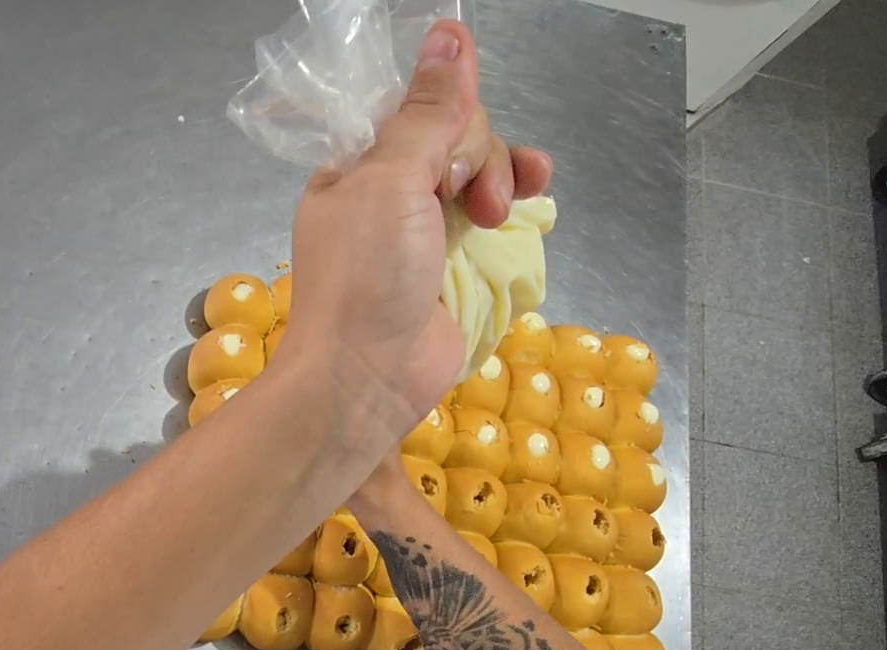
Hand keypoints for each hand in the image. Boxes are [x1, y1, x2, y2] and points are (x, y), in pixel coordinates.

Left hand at [285, 21, 552, 432]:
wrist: (364, 378)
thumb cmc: (363, 279)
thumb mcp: (388, 180)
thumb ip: (426, 113)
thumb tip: (448, 30)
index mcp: (352, 174)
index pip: (412, 113)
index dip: (447, 116)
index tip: (459, 138)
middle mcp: (383, 201)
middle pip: (452, 141)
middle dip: (478, 154)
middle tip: (472, 197)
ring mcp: (417, 238)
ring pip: (476, 178)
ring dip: (503, 175)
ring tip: (505, 205)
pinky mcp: (446, 273)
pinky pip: (485, 223)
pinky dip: (510, 209)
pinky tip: (534, 201)